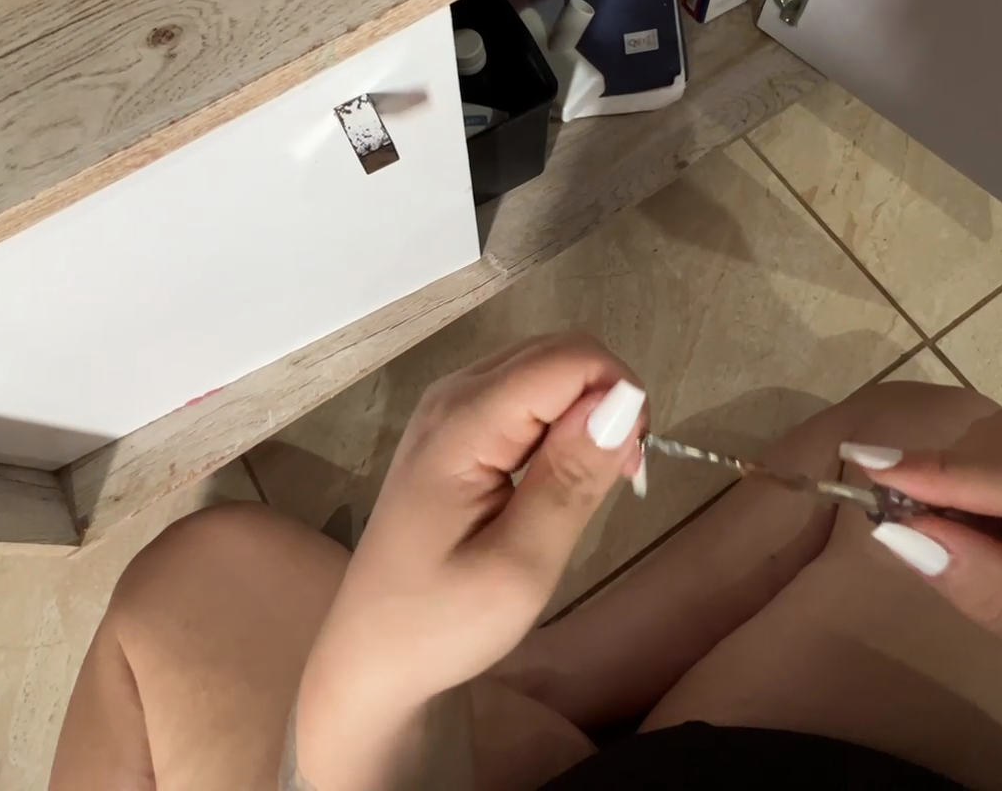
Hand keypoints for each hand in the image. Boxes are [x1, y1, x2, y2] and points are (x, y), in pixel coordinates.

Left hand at [291, 332, 646, 789]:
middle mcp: (455, 392)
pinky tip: (555, 473)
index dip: (617, 394)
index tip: (629, 465)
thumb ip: (571, 477)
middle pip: (559, 353)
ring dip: (586, 410)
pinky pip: (526, 391)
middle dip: (606, 401)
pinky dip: (560, 419)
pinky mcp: (455, 421)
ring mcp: (450, 403)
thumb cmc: (441, 620)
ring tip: (589, 482)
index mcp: (465, 420)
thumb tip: (625, 402)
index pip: (568, 358)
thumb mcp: (520, 564)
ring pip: (546, 367)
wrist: (371, 648)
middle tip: (617, 477)